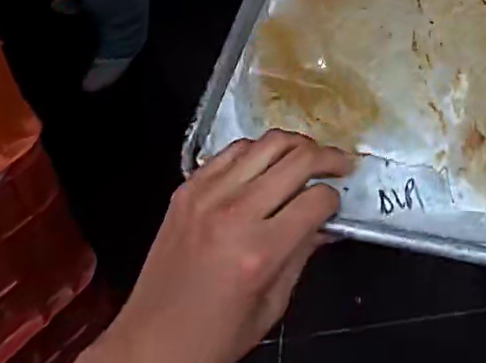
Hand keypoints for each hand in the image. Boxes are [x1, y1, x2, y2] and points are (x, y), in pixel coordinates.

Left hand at [87, 131, 350, 362]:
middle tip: (340, 164)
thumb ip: (303, 255)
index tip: (336, 202)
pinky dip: (258, 150)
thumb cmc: (211, 340)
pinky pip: (234, 149)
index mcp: (258, 252)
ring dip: (297, 145)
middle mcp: (235, 214)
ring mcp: (208, 195)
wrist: (146, 347)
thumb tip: (328, 222)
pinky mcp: (188, 187)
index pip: (317, 200)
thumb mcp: (270, 307)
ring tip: (307, 157)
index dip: (335, 198)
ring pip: (269, 142)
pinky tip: (265, 163)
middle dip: (329, 158)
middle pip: (300, 158)